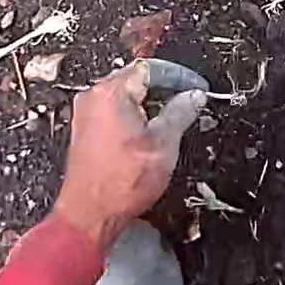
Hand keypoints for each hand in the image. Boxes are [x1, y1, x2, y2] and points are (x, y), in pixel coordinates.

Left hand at [52, 61, 206, 248]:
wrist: (90, 216)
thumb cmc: (122, 182)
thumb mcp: (164, 142)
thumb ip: (181, 111)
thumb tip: (194, 96)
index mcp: (111, 93)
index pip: (152, 68)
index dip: (180, 75)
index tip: (197, 86)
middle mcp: (94, 98)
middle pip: (138, 78)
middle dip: (167, 87)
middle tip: (191, 98)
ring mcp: (87, 114)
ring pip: (128, 93)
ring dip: (153, 100)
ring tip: (176, 114)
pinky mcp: (87, 129)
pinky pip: (117, 108)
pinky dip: (138, 112)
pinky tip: (154, 128)